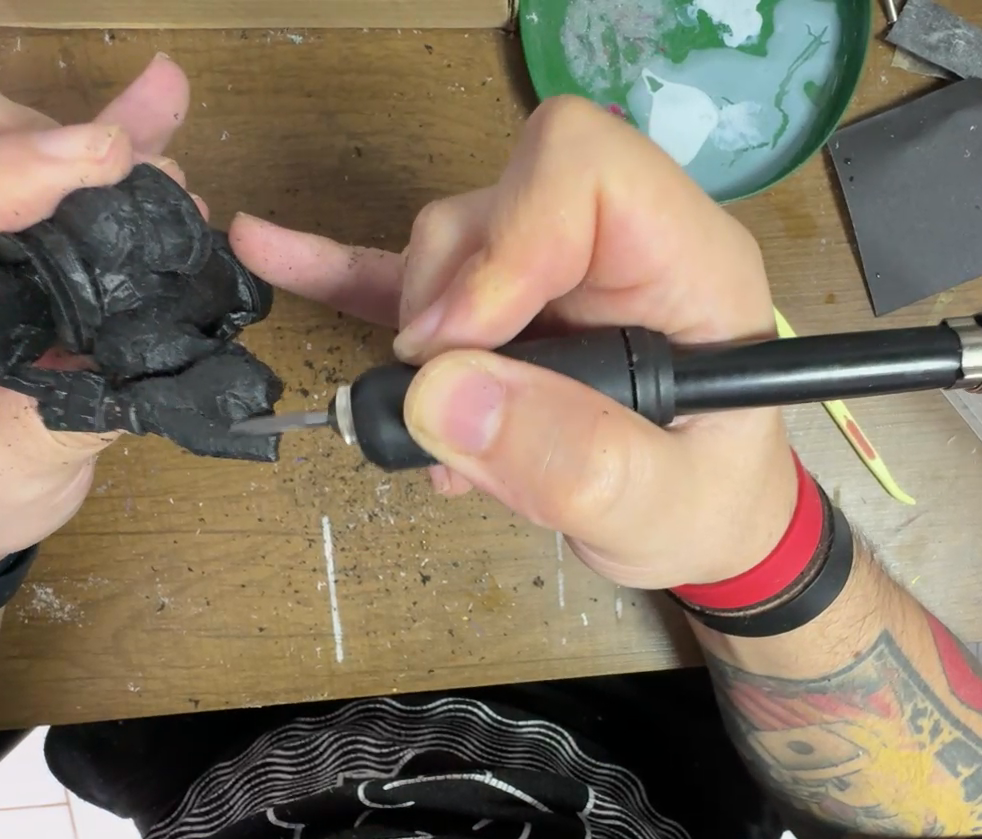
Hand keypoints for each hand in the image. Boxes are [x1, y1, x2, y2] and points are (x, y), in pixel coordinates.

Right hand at [232, 97, 797, 589]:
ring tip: (433, 429)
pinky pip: (418, 277)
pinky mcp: (503, 315)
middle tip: (439, 402)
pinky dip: (349, 275)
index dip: (505, 242)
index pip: (584, 173)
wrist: (698, 522)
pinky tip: (275, 252)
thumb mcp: (663, 509)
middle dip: (447, 301)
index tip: (457, 348)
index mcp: (686, 265)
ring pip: (450, 245)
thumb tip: (439, 395)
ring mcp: (552, 275)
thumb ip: (574, 461)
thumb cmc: (705, 512)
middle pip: (500, 204)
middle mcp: (617, 248)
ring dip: (416, 332)